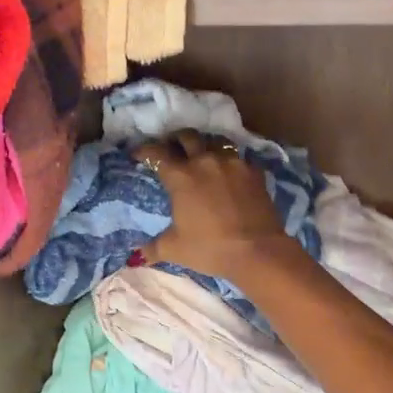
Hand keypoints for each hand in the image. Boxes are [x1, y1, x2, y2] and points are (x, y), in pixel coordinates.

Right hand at [134, 130, 303, 281]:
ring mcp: (233, 163)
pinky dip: (231, 162)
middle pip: (188, 136)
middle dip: (177, 139)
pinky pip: (240, 158)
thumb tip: (136, 257)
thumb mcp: (175, 249)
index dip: (145, 151)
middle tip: (173, 147)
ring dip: (206, 145)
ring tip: (204, 155)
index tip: (138, 154)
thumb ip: (153, 248)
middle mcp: (205, 162)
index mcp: (181, 177)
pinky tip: (231, 173)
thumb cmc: (210, 248)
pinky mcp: (254, 172)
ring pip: (216, 141)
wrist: (257, 250)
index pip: (157, 153)